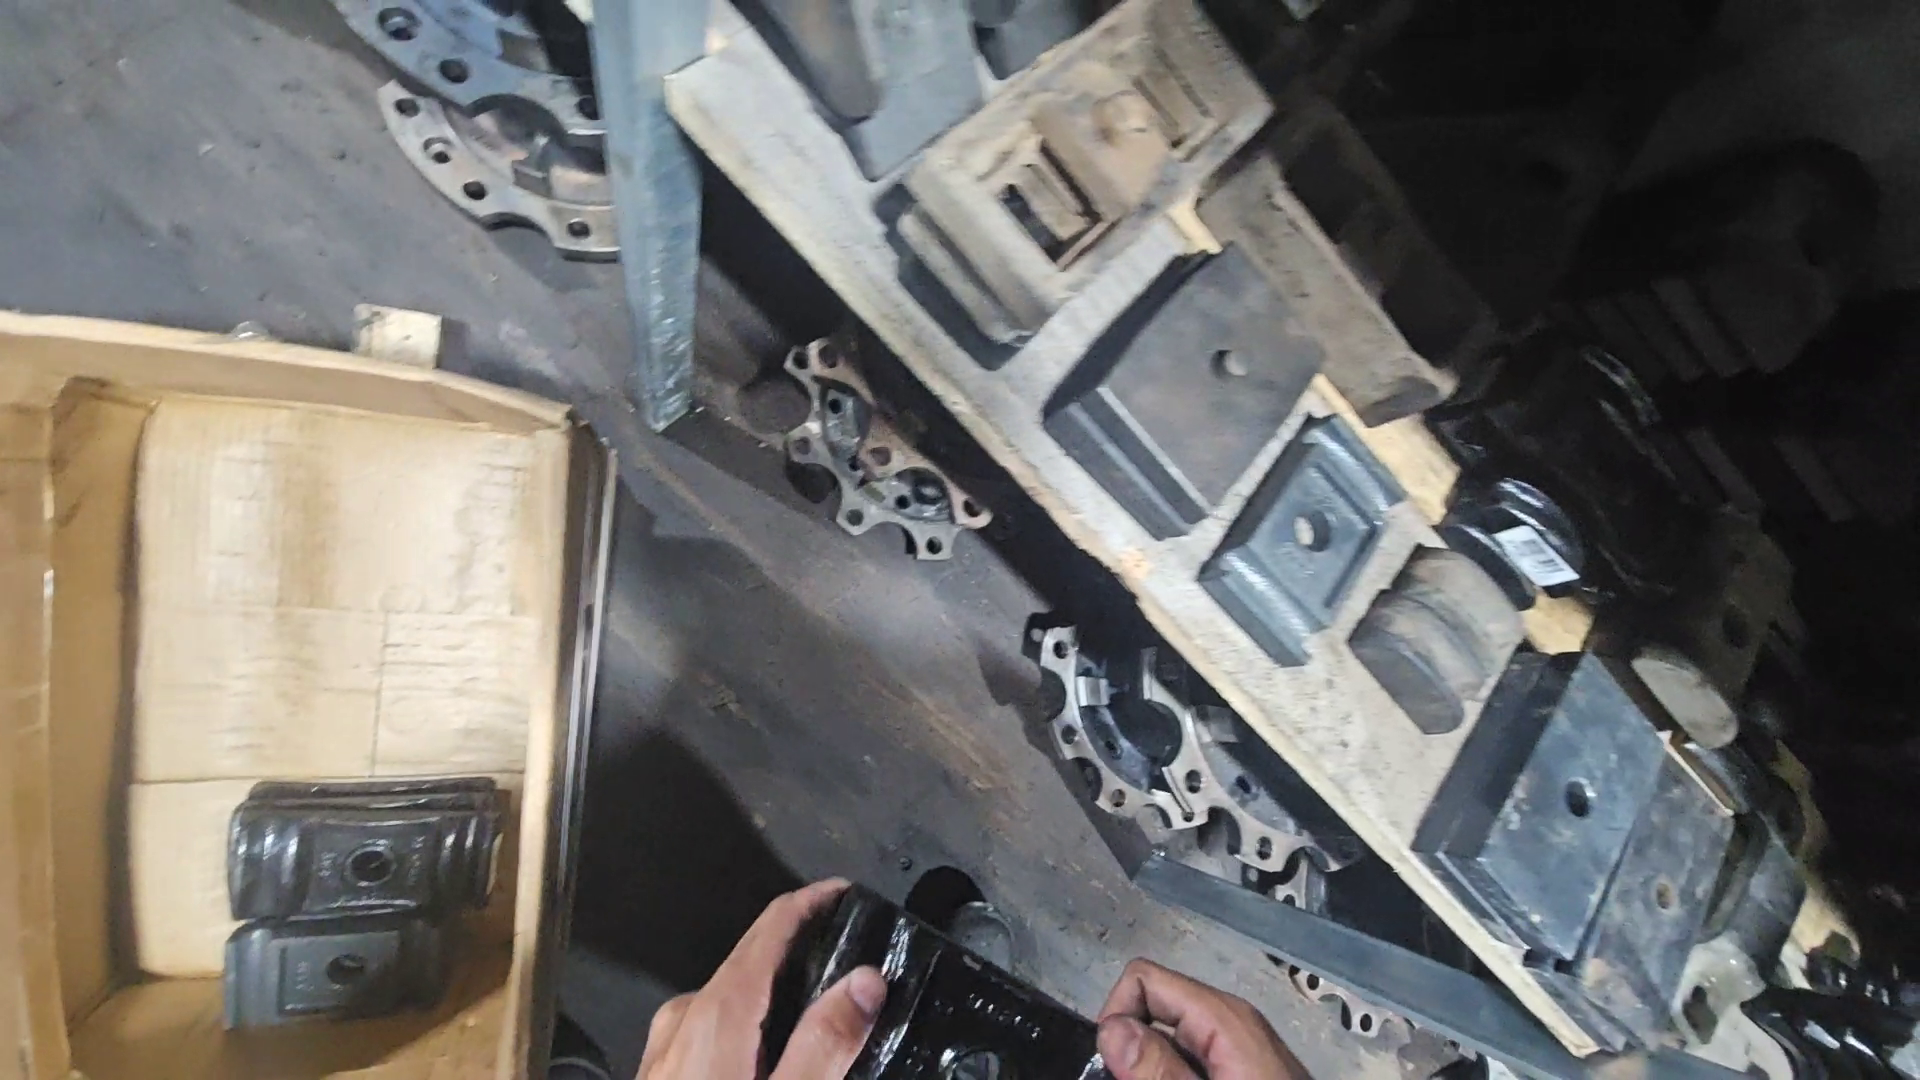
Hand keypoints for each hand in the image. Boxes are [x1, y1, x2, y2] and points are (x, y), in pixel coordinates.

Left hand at [637, 880, 887, 1078]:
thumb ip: (826, 1046)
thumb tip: (867, 978)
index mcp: (718, 1011)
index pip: (772, 924)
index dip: (814, 900)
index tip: (849, 893)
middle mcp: (687, 1016)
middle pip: (754, 954)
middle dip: (803, 945)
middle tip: (851, 960)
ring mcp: (667, 1047)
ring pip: (734, 992)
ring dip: (778, 986)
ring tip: (822, 1008)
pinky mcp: (661, 1076)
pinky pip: (716, 1025)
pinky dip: (754, 1019)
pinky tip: (774, 1057)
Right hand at [1097, 959, 1308, 1079]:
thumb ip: (1159, 1072)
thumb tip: (1111, 1029)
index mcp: (1223, 1018)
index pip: (1144, 979)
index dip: (1118, 1018)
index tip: (1113, 1071)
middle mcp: (1230, 1023)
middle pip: (1155, 1011)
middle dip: (1134, 1056)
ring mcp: (1240, 1051)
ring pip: (1171, 1045)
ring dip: (1153, 1073)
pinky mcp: (1245, 1075)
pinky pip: (1194, 1066)